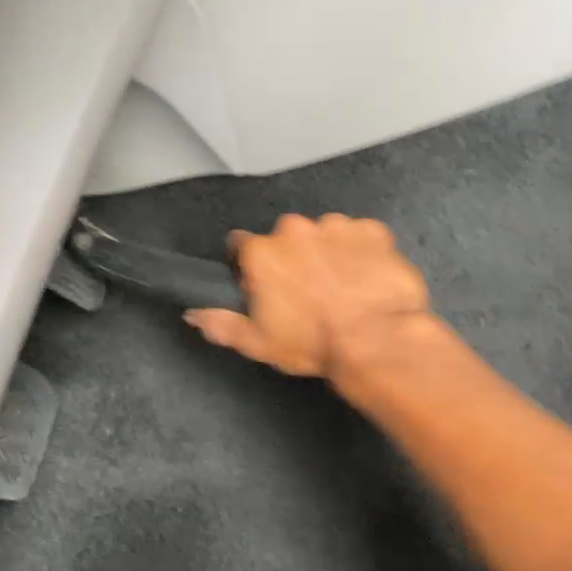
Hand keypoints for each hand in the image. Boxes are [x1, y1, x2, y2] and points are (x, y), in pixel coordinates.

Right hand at [183, 213, 431, 377]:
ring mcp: (336, 227)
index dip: (249, 267)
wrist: (376, 341)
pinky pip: (360, 238)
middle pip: (285, 239)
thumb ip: (221, 324)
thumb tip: (194, 315)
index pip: (241, 246)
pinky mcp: (372, 231)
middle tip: (305, 296)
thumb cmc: (314, 343)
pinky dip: (360, 255)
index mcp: (262, 254)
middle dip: (292, 260)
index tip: (261, 286)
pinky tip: (363, 283)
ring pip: (323, 236)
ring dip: (327, 256)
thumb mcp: (258, 343)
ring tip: (339, 292)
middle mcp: (296, 230)